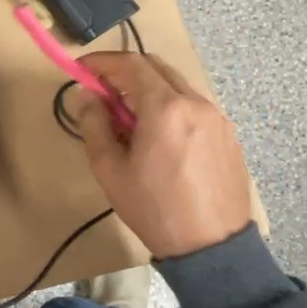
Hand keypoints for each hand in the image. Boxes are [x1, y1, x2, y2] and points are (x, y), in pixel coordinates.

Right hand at [70, 52, 253, 259]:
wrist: (212, 246)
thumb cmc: (153, 207)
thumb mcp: (109, 168)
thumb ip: (94, 124)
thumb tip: (88, 96)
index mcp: (165, 109)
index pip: (130, 64)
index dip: (101, 61)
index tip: (80, 69)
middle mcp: (196, 103)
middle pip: (156, 67)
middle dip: (123, 71)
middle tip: (100, 91)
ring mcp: (217, 118)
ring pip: (175, 85)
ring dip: (146, 88)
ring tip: (126, 118)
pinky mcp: (227, 134)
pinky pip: (192, 105)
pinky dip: (167, 105)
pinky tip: (155, 135)